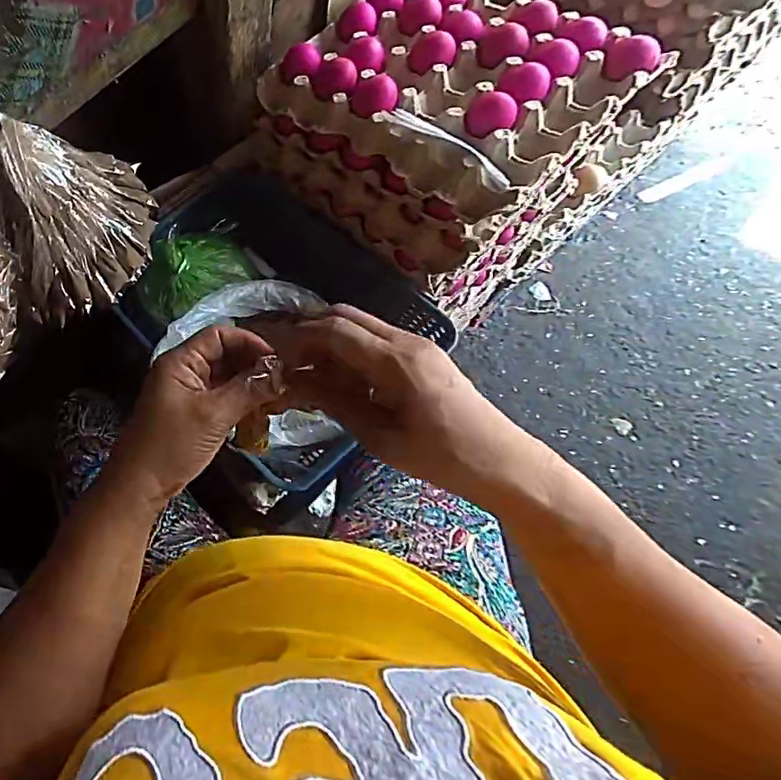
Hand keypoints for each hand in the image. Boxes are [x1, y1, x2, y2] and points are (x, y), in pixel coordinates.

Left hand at [104, 325, 283, 511]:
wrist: (141, 484)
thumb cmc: (172, 445)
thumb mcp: (213, 415)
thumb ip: (247, 389)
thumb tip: (279, 371)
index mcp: (180, 361)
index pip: (219, 334)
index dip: (249, 342)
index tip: (277, 360)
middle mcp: (183, 370)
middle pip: (224, 355)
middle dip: (252, 366)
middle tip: (283, 382)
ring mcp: (186, 392)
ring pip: (225, 378)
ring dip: (249, 386)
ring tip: (275, 399)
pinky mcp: (192, 412)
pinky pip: (220, 397)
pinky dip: (240, 402)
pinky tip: (259, 415)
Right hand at [250, 305, 556, 506]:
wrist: (505, 464)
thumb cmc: (443, 458)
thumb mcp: (379, 437)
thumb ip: (334, 402)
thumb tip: (293, 380)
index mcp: (396, 361)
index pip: (333, 330)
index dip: (297, 338)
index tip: (275, 358)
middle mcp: (406, 341)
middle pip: (343, 315)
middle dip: (309, 331)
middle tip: (287, 360)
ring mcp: (416, 343)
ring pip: (358, 323)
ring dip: (328, 339)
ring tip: (310, 372)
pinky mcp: (421, 353)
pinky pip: (375, 337)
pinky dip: (349, 348)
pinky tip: (341, 377)